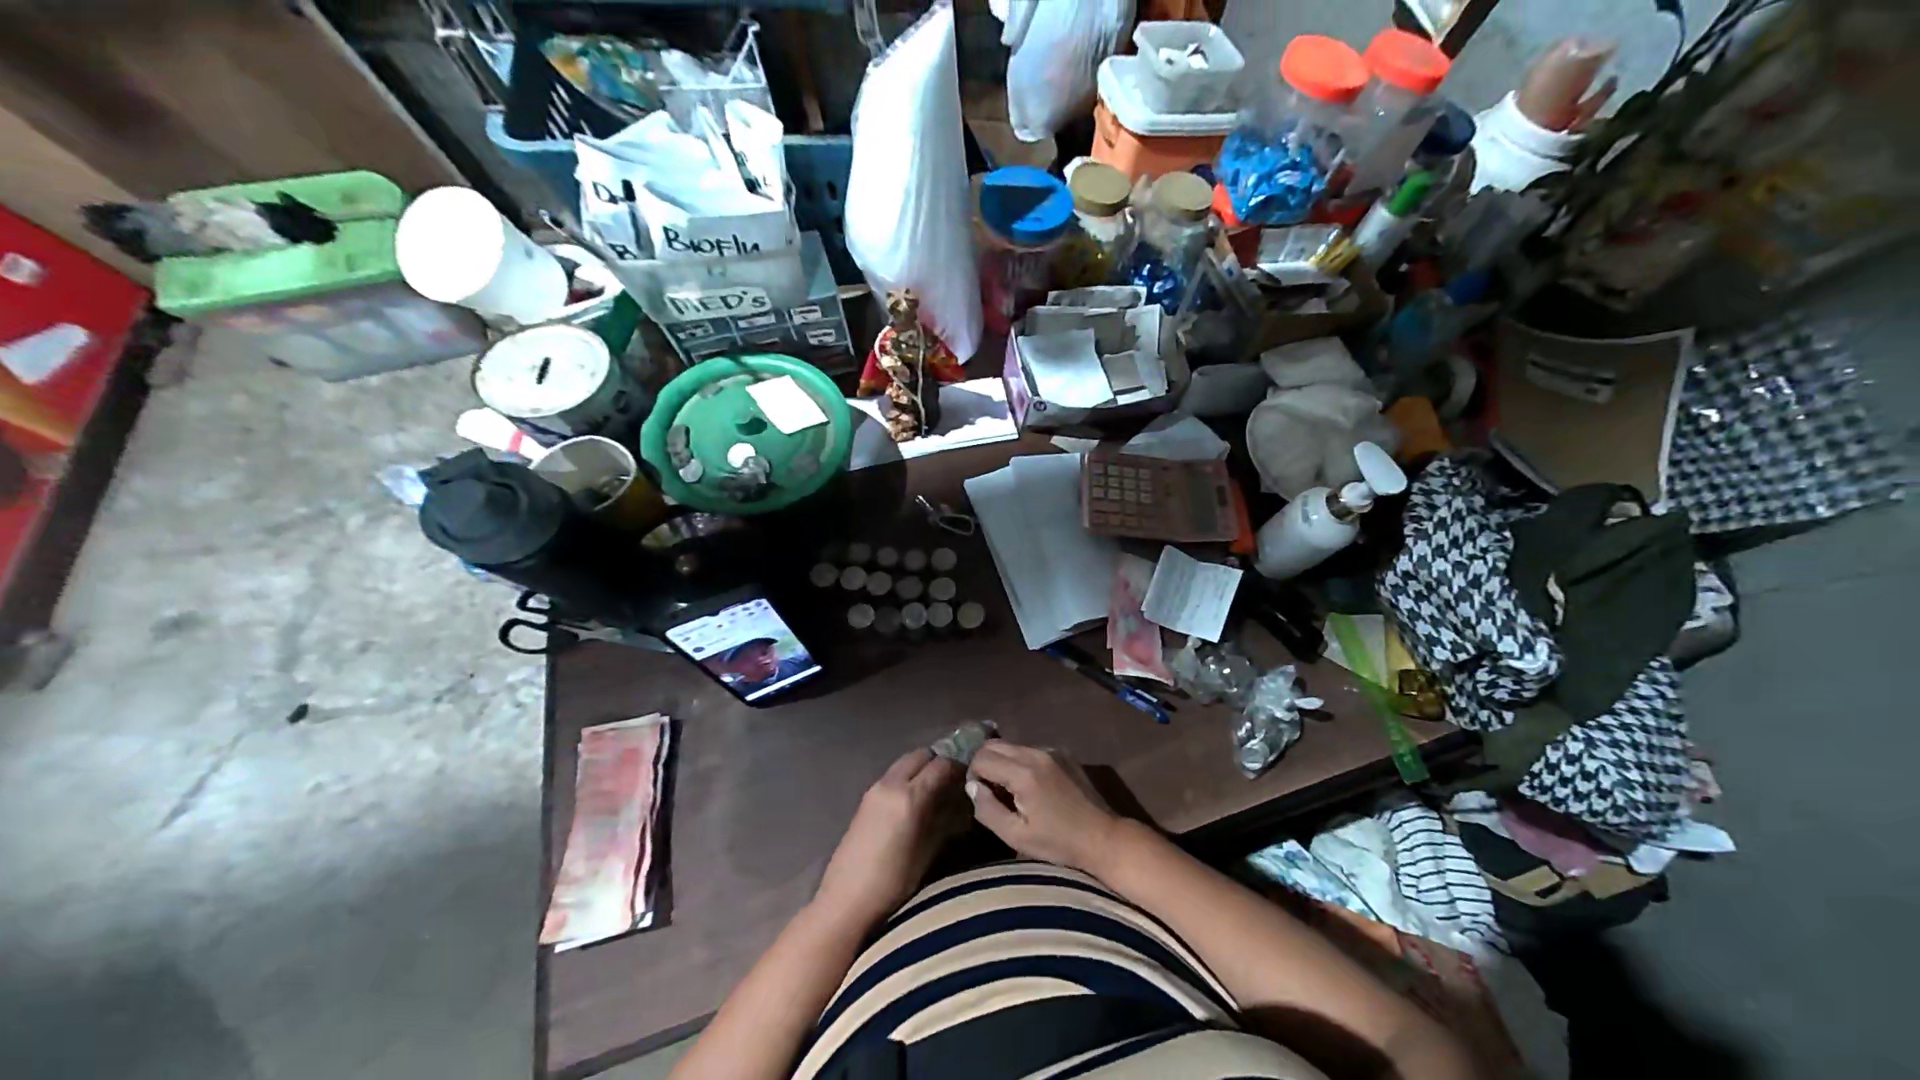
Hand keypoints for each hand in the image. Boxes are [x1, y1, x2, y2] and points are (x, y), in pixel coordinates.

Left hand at [814, 748, 966, 927]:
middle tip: (952, 781)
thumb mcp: (929, 852)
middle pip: (920, 755)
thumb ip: (945, 820)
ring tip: (934, 792)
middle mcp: (891, 784)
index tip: (969, 779)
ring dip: (921, 770)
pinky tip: (913, 802)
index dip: (958, 767)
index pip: (941, 764)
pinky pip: (892, 776)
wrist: (847, 899)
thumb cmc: (894, 882)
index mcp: (910, 796)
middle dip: (938, 763)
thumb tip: (960, 803)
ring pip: (904, 763)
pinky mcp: (864, 799)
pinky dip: (907, 779)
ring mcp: (874, 789)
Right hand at [966, 741, 1123, 874]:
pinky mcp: (1063, 754)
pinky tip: (1031, 786)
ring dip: (1003, 762)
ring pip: (1012, 745)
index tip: (980, 795)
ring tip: (1010, 790)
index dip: (973, 775)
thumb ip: (987, 809)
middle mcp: (1036, 753)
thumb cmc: (1058, 843)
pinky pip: (1030, 750)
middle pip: (994, 745)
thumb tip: (972, 786)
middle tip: (990, 791)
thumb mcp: (1016, 836)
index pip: (981, 758)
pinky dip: (1021, 762)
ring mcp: (1051, 751)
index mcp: (1023, 772)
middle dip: (984, 764)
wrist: (1103, 837)